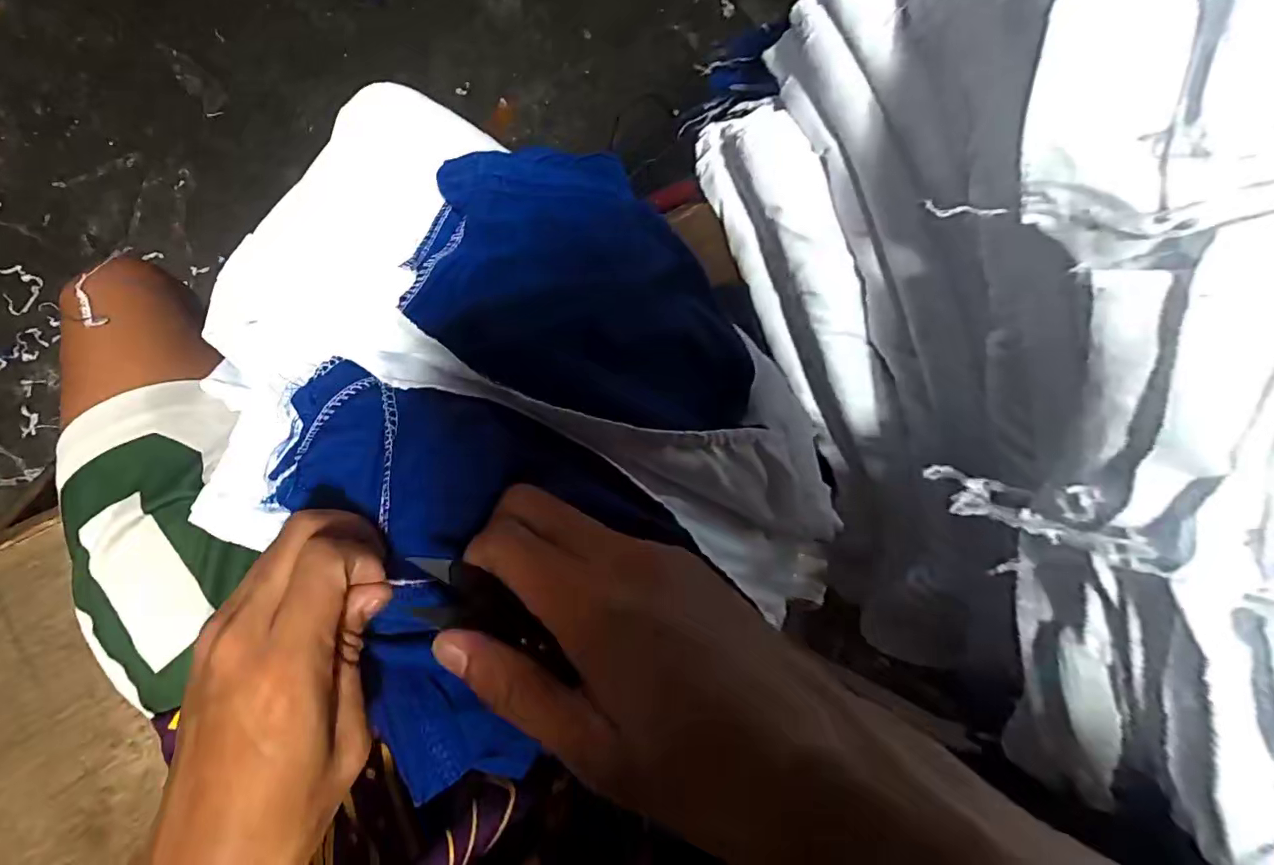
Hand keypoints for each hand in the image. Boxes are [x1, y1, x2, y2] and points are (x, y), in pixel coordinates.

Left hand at [147, 510, 392, 864]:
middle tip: (374, 562)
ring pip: (275, 545)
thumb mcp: (348, 738)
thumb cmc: (289, 808)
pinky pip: (258, 574)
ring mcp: (216, 627)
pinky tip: (316, 598)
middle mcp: (241, 628)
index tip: (383, 583)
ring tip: (350, 579)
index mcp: (281, 659)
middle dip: (345, 530)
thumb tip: (372, 588)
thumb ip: (353, 649)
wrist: (206, 855)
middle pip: (296, 531)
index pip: (323, 555)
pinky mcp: (206, 635)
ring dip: (320, 545)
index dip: (363, 552)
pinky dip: (295, 567)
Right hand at [432, 486, 1109, 864]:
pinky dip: (582, 553)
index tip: (470, 600)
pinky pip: (610, 533)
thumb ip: (513, 687)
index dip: (470, 556)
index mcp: (591, 601)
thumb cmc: (699, 774)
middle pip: (530, 499)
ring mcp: (659, 549)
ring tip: (548, 614)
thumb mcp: (594, 752)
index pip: (503, 533)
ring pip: (571, 512)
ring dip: (541, 542)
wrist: (827, 770)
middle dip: (498, 532)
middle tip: (498, 599)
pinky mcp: (687, 559)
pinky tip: (604, 617)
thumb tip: (446, 639)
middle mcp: (621, 554)